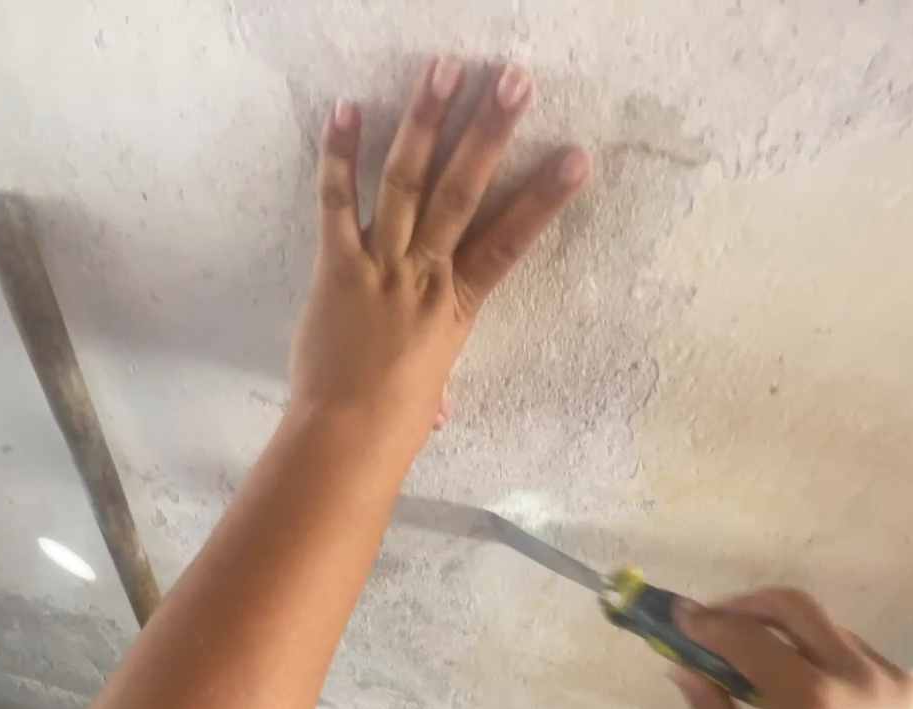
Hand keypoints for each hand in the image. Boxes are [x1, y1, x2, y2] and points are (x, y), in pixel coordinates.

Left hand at [288, 57, 590, 438]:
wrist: (348, 436)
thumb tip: (436, 411)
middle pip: (462, 194)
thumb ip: (433, 390)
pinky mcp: (337, 268)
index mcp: (456, 307)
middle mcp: (425, 276)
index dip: (543, 199)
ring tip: (444, 68)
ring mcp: (382, 268)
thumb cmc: (393, 426)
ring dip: (425, 122)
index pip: (509, 243)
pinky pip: (337, 204)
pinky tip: (347, 108)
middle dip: (489, 133)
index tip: (575, 157)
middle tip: (514, 79)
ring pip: (407, 183)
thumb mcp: (425, 399)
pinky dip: (338, 157)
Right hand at [669, 589, 912, 708]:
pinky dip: (827, 663)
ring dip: (789, 636)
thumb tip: (683, 667)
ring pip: (829, 630)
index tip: (682, 615)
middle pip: (794, 606)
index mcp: (809, 697)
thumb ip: (707, 708)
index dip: (708, 622)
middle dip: (748, 604)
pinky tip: (814, 695)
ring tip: (766, 662)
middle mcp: (856, 675)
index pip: (747, 636)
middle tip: (721, 619)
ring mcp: (894, 680)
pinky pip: (861, 658)